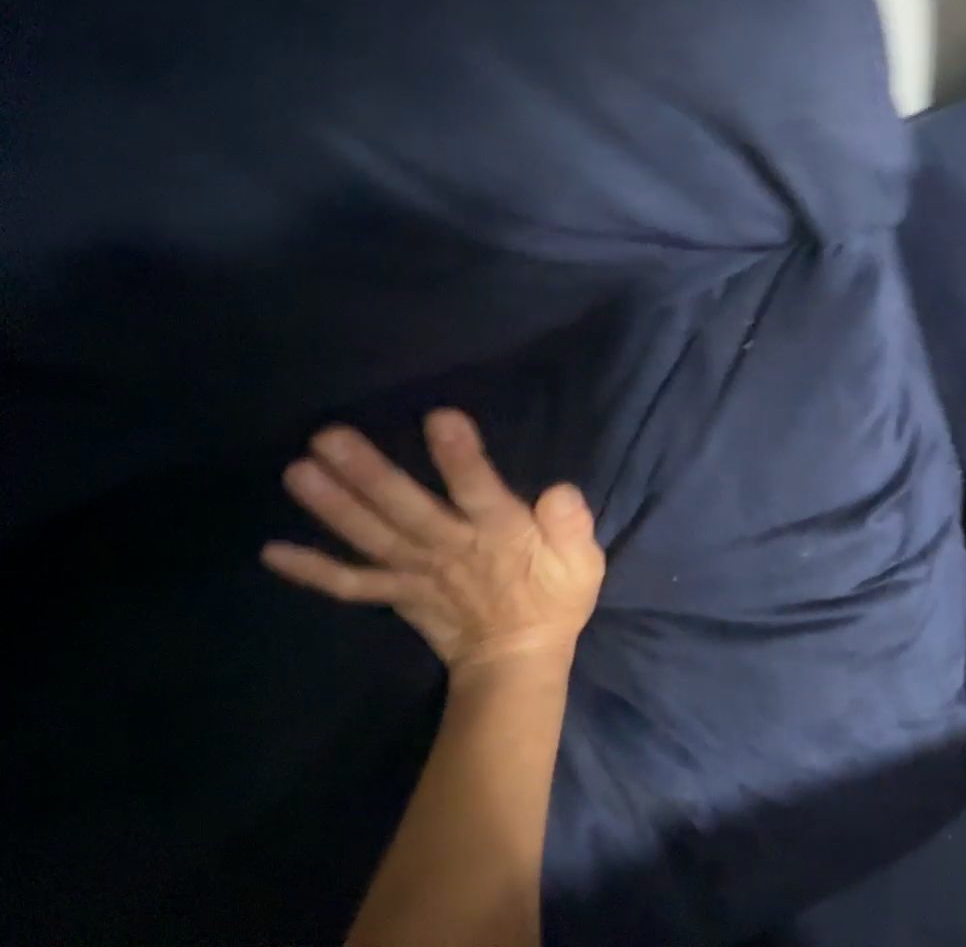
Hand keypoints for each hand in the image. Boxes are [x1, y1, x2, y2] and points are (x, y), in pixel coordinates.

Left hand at [262, 409, 605, 671]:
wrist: (521, 658)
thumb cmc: (555, 598)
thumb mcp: (583, 562)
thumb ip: (572, 525)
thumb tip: (559, 491)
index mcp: (503, 535)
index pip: (480, 491)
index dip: (461, 458)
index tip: (440, 418)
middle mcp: (453, 550)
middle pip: (407, 510)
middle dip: (369, 474)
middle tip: (328, 437)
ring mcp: (419, 574)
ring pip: (373, 538)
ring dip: (334, 507)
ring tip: (297, 471)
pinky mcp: (399, 594)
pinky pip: (352, 585)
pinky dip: (313, 572)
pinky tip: (272, 552)